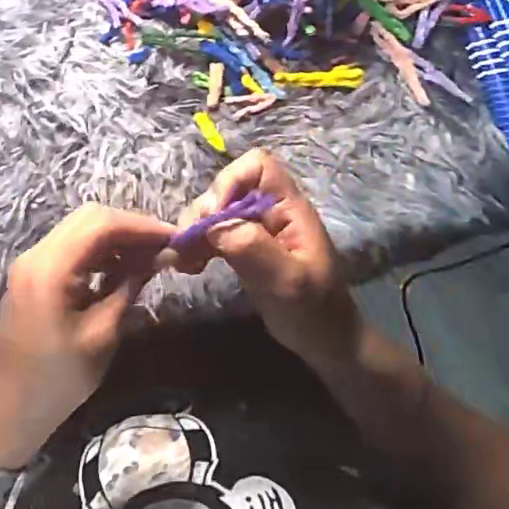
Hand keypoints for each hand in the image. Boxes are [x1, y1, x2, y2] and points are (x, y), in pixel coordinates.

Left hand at [0, 204, 175, 470]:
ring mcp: (32, 263)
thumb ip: (129, 287)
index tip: (175, 237)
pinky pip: (72, 247)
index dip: (141, 225)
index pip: (101, 224)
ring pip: (81, 229)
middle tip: (164, 247)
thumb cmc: (57, 381)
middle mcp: (36, 255)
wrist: (8, 413)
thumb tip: (159, 256)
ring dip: (116, 238)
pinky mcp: (34, 274)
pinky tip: (123, 269)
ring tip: (149, 259)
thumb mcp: (102, 336)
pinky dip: (100, 250)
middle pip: (90, 218)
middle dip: (130, 227)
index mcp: (49, 269)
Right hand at [174, 149, 358, 364]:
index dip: (230, 182)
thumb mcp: (288, 281)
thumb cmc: (315, 311)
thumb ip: (254, 249)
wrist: (326, 342)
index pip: (257, 165)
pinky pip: (213, 233)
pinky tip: (187, 266)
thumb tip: (214, 224)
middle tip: (188, 246)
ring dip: (193, 231)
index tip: (214, 218)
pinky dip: (195, 245)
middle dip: (203, 212)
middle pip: (228, 187)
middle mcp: (270, 210)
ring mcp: (256, 228)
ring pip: (215, 210)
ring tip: (182, 260)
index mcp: (290, 208)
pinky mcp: (243, 248)